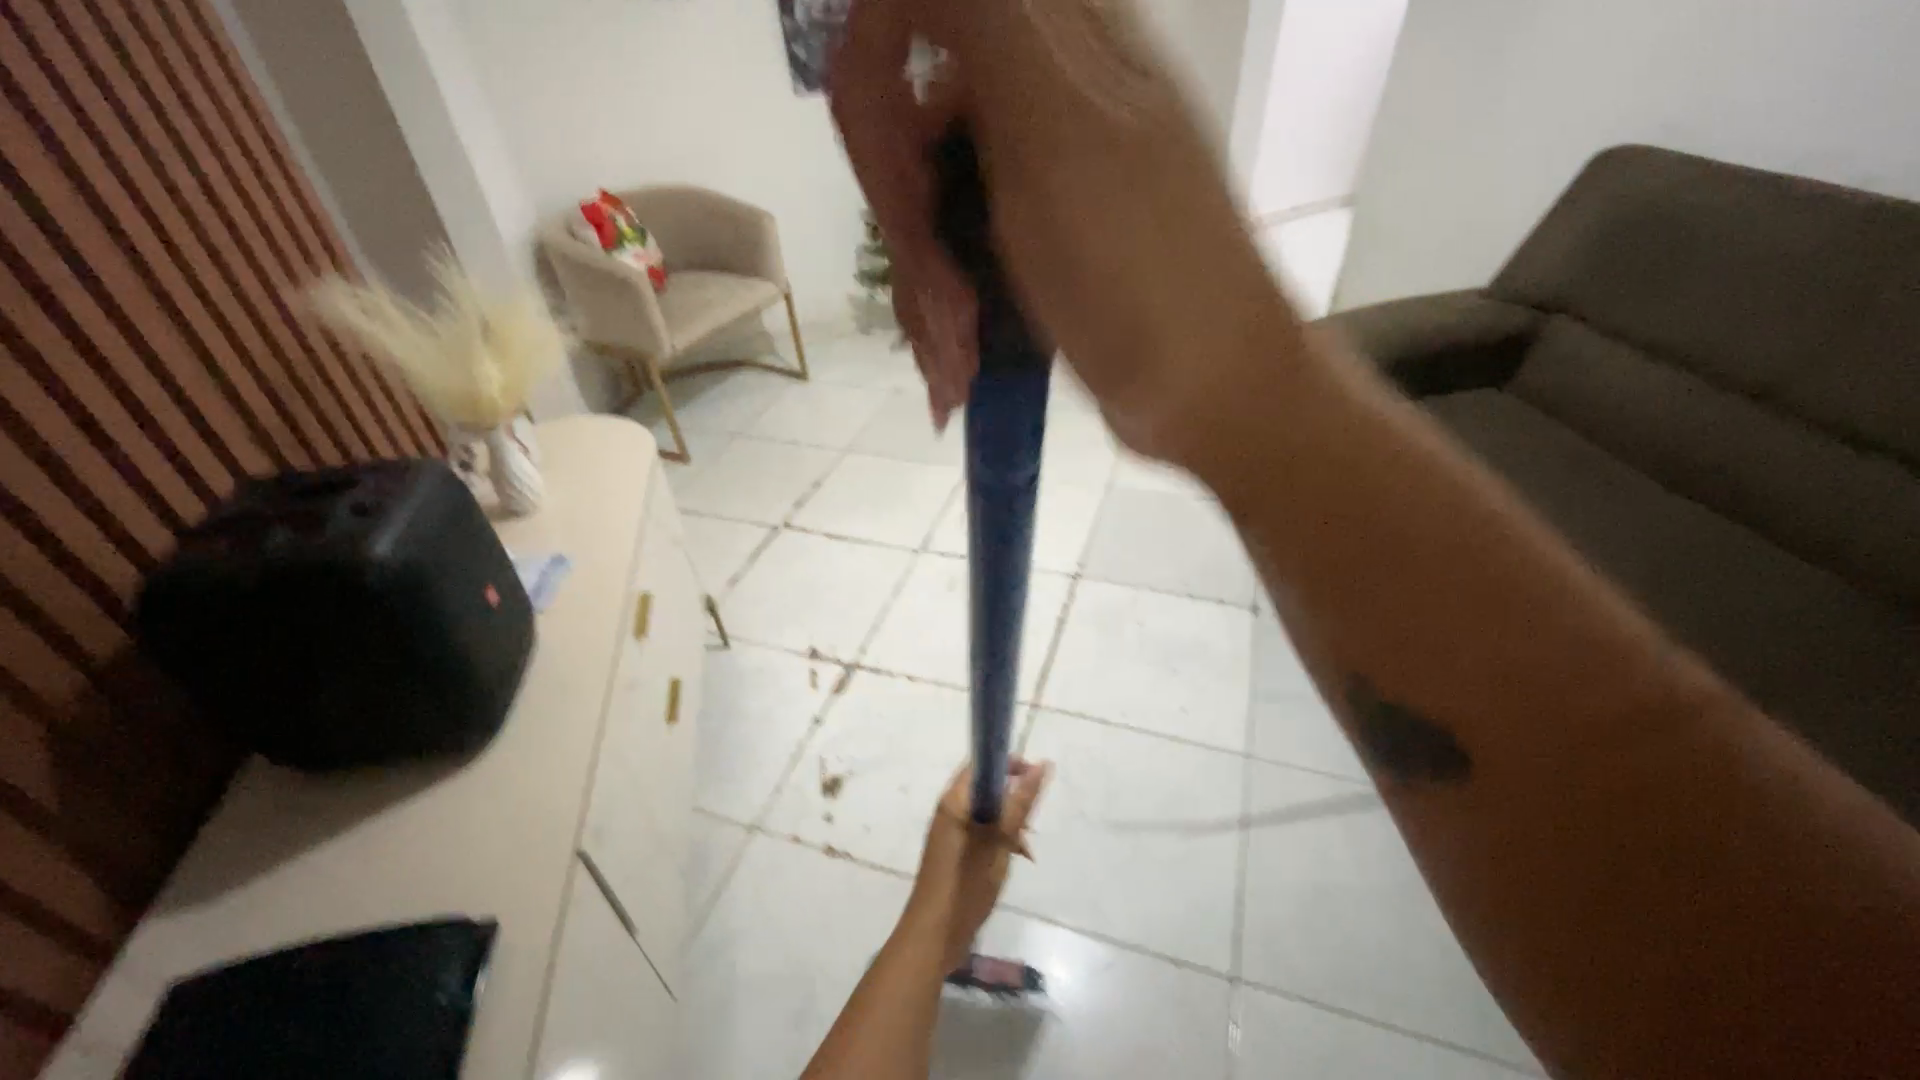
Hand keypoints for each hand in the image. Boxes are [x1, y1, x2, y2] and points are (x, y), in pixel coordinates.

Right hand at [829, 0, 1291, 465]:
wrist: (1211, 393)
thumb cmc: (1141, 275)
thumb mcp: (1060, 134)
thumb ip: (988, 19)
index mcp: (1054, 45)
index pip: (910, 11)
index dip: (873, 87)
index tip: (897, 180)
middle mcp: (1039, 99)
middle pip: (906, 129)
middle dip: (911, 234)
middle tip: (950, 305)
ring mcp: (1035, 177)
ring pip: (923, 210)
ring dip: (927, 296)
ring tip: (961, 361)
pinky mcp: (1031, 244)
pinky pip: (950, 261)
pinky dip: (945, 321)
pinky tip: (963, 369)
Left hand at [905, 759, 1051, 969]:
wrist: (933, 936)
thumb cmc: (965, 885)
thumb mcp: (999, 842)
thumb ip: (1020, 803)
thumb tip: (1042, 764)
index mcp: (953, 801)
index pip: (982, 763)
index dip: (1010, 763)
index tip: (1037, 778)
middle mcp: (949, 810)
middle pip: (987, 788)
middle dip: (1014, 799)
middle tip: (1031, 824)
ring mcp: (951, 832)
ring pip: (988, 812)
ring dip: (1010, 823)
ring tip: (1025, 849)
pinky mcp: (956, 851)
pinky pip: (983, 832)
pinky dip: (1001, 839)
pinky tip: (1016, 859)